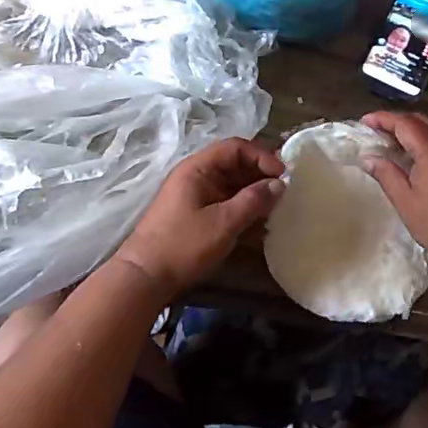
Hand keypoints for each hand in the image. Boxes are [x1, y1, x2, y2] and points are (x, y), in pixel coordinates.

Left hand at [114, 138, 285, 299]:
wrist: (143, 280)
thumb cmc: (183, 246)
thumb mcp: (223, 223)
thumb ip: (253, 200)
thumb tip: (279, 184)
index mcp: (198, 168)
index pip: (235, 147)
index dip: (261, 155)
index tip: (282, 174)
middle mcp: (196, 176)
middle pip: (234, 162)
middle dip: (260, 172)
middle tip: (284, 188)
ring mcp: (195, 195)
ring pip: (232, 181)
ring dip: (254, 189)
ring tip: (276, 203)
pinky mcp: (196, 213)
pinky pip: (226, 198)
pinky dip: (244, 203)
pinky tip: (259, 216)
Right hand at [360, 112, 427, 277]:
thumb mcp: (406, 203)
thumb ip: (387, 175)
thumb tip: (368, 157)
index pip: (405, 123)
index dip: (382, 118)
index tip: (363, 122)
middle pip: (420, 120)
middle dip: (396, 120)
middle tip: (374, 131)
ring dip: (411, 129)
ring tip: (389, 142)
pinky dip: (423, 139)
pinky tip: (412, 156)